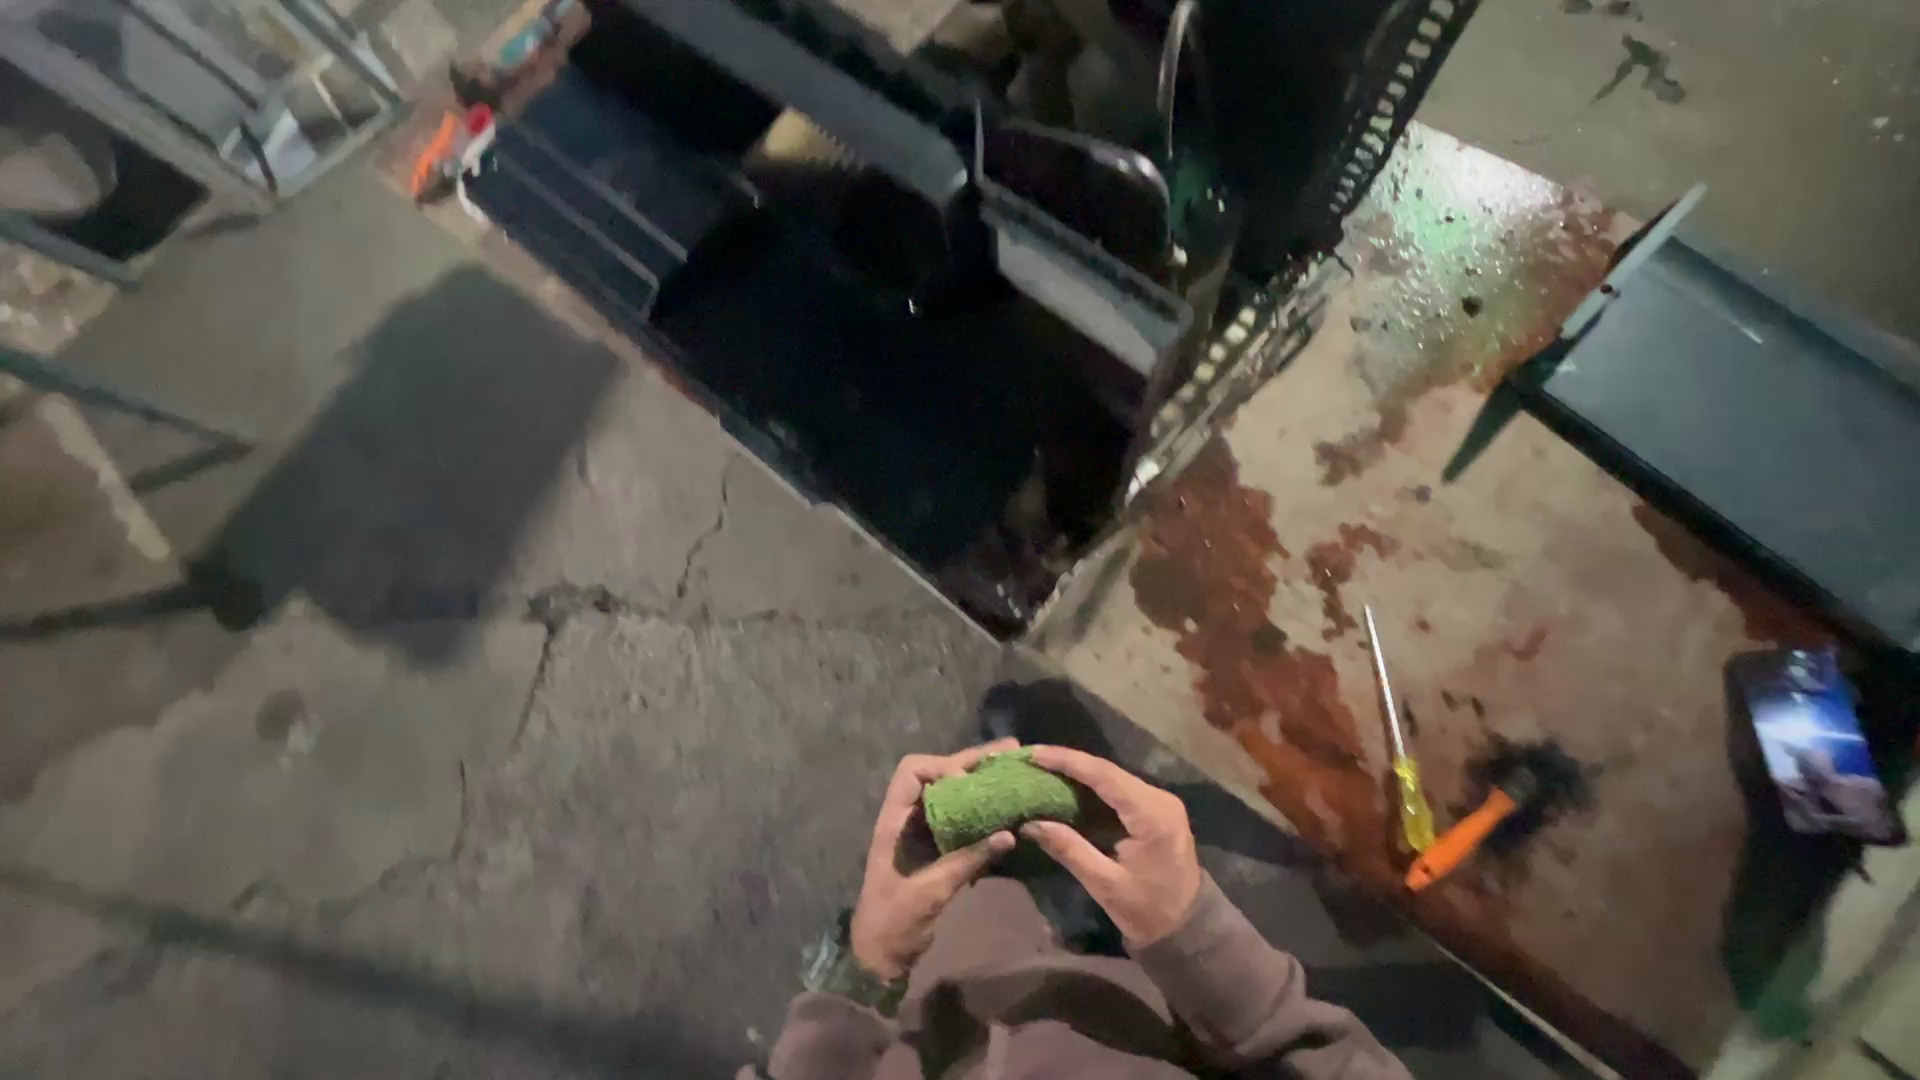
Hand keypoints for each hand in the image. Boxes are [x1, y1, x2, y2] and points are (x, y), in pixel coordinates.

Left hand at [850, 740, 1019, 979]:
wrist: (880, 956)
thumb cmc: (894, 922)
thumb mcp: (930, 892)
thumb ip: (967, 861)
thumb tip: (1008, 833)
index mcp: (894, 820)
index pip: (912, 771)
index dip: (942, 767)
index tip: (969, 781)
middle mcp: (908, 817)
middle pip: (937, 773)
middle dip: (971, 761)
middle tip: (1011, 750)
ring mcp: (923, 830)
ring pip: (950, 791)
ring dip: (979, 778)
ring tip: (1014, 767)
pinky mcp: (937, 846)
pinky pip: (959, 814)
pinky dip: (981, 804)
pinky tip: (1006, 802)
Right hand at [1019, 745, 1202, 946]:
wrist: (1188, 929)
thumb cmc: (1149, 911)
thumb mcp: (1105, 885)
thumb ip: (1069, 849)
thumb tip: (1030, 824)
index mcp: (1152, 816)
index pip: (1105, 776)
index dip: (1068, 761)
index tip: (1035, 754)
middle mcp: (1159, 799)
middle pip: (1108, 771)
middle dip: (1069, 762)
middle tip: (1033, 758)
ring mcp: (1159, 802)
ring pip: (1112, 776)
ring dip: (1078, 771)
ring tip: (1043, 765)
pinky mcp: (1155, 809)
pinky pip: (1118, 788)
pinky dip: (1091, 784)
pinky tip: (1066, 783)